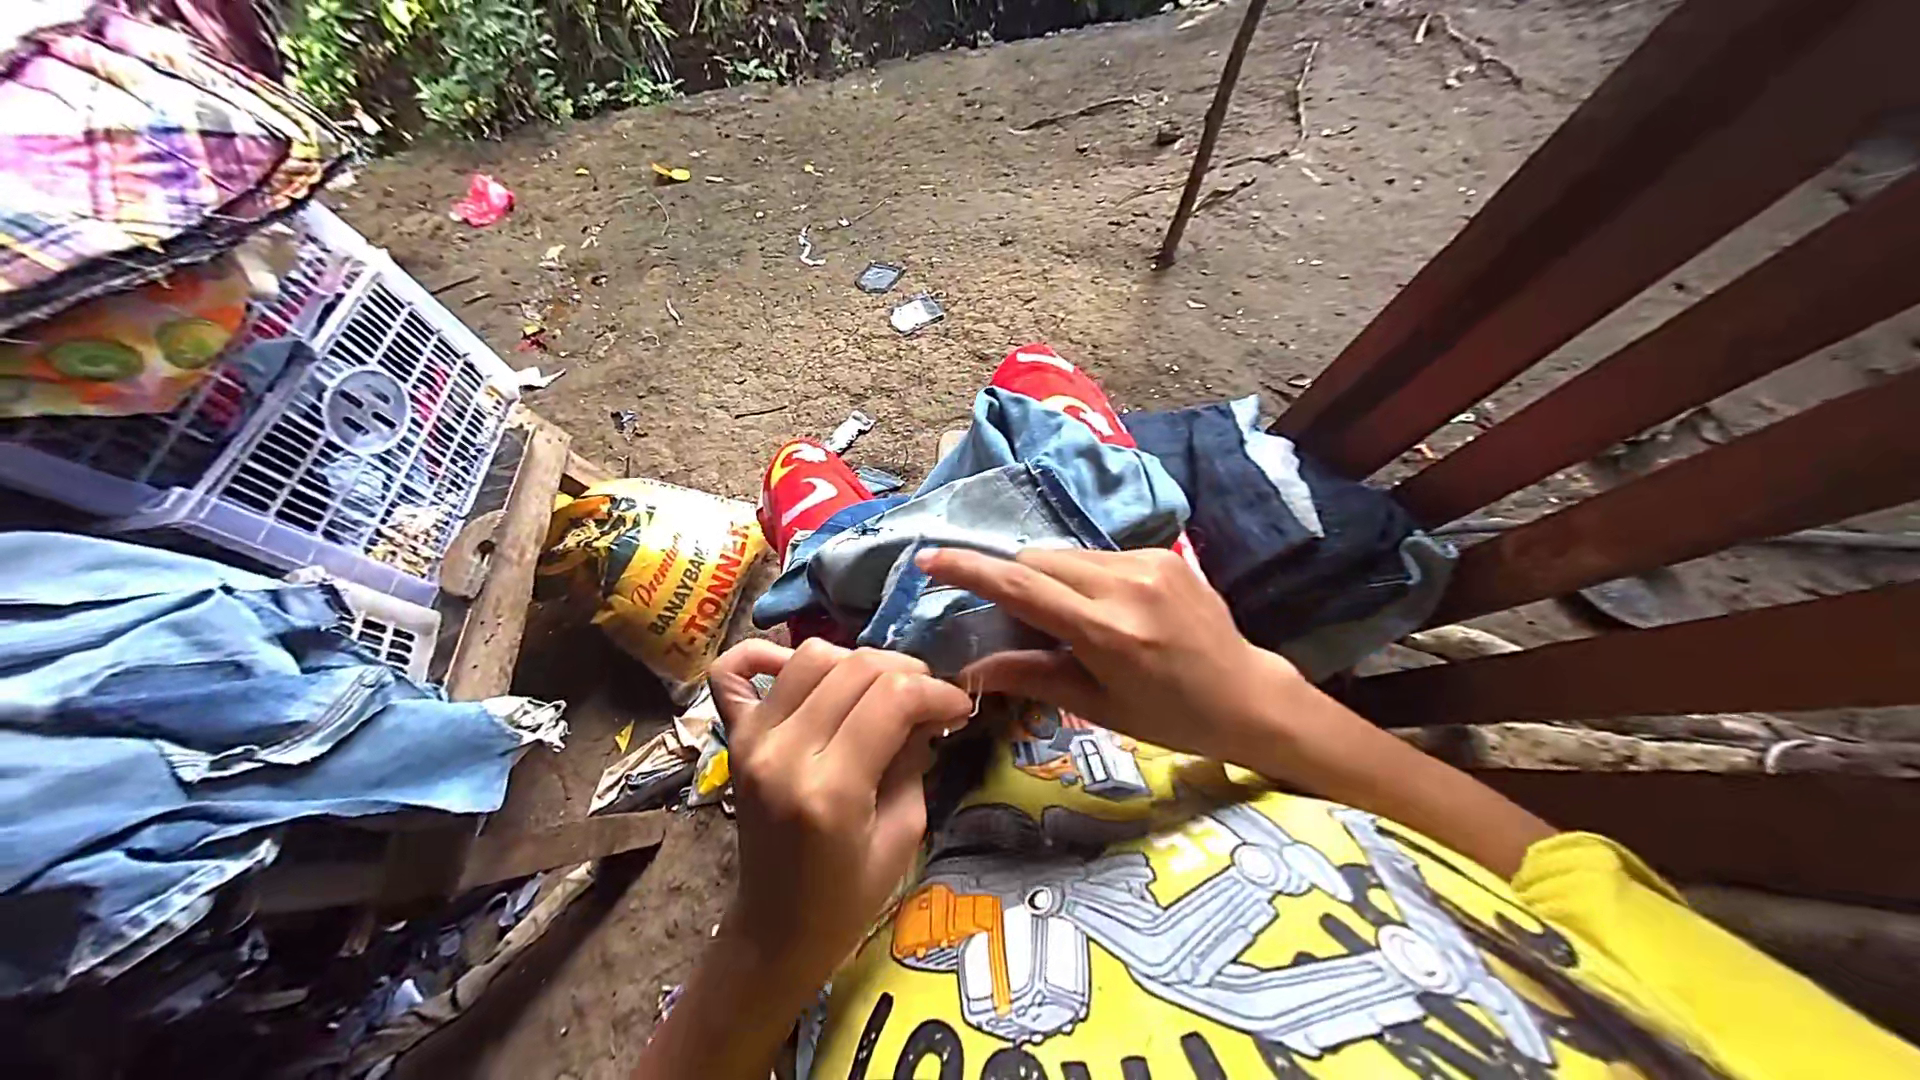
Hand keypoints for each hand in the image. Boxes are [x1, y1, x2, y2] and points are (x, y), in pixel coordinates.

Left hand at [706, 638, 972, 989]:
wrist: (776, 929)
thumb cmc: (849, 896)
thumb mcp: (904, 832)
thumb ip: (914, 758)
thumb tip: (927, 706)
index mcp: (831, 790)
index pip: (893, 699)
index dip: (936, 691)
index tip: (958, 705)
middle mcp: (784, 753)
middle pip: (856, 667)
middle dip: (908, 671)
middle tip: (927, 697)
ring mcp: (751, 740)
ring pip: (812, 655)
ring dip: (857, 660)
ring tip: (879, 689)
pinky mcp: (734, 737)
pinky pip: (733, 670)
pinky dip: (765, 653)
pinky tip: (797, 667)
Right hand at [917, 546, 1556, 876]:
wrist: (1250, 696)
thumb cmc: (1171, 717)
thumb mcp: (1097, 704)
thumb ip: (1031, 674)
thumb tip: (969, 669)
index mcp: (1108, 630)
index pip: (1022, 586)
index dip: (970, 569)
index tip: (930, 559)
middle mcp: (1127, 583)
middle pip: (1039, 560)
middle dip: (1014, 580)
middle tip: (1016, 619)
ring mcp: (1149, 562)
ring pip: (1066, 555)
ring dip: (1049, 578)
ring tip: (1067, 619)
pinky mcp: (1163, 553)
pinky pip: (1098, 556)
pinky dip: (1082, 577)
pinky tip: (1103, 610)